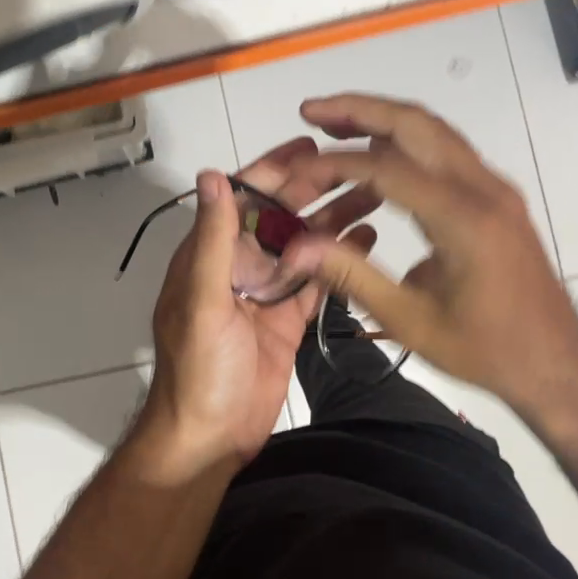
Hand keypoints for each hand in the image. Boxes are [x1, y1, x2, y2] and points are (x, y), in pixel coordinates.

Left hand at [134, 141, 377, 480]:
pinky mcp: (288, 318)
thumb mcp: (201, 299)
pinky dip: (341, 259)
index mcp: (210, 254)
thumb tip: (212, 174)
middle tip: (361, 163)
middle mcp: (238, 264)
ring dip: (334, 217)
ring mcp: (266, 291)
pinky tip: (370, 238)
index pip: (242, 198)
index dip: (274, 168)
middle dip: (315, 188)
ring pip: (303, 243)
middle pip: (279, 215)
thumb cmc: (199, 367)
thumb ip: (210, 239)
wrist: (210, 435)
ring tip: (377, 191)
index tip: (312, 143)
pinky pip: (317, 279)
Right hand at [278, 94, 577, 409]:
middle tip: (309, 111)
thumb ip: (350, 275)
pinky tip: (372, 160)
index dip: (334, 166)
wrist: (557, 362)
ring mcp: (494, 188)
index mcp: (464, 219)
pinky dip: (403, 143)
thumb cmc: (486, 349)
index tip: (294, 177)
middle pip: (415, 124)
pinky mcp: (494, 197)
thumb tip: (294, 248)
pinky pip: (444, 152)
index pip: (386, 168)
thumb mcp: (410, 319)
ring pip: (432, 131)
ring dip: (381, 120)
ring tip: (330, 124)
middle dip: (358, 109)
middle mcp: (483, 189)